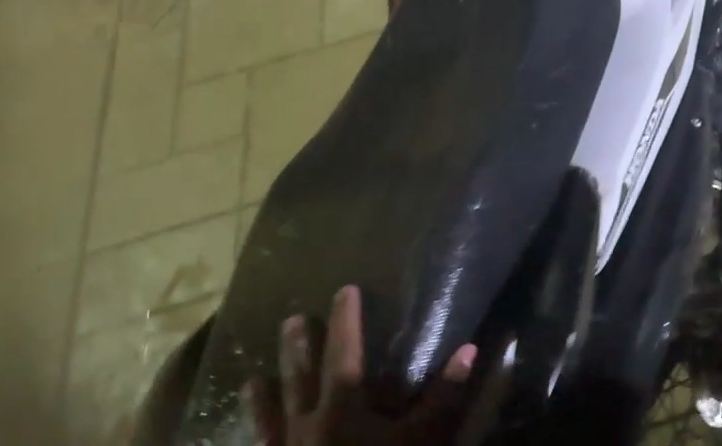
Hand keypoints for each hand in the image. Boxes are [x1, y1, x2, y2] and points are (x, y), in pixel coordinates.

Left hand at [246, 285, 477, 445]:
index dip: (345, 321)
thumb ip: (441, 396)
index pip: (344, 353)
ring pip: (271, 417)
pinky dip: (256, 439)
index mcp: (343, 406)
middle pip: (300, 378)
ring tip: (253, 377)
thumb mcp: (420, 438)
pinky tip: (253, 438)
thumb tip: (468, 350)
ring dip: (263, 395)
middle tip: (290, 320)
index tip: (344, 291)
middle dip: (298, 348)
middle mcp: (307, 424)